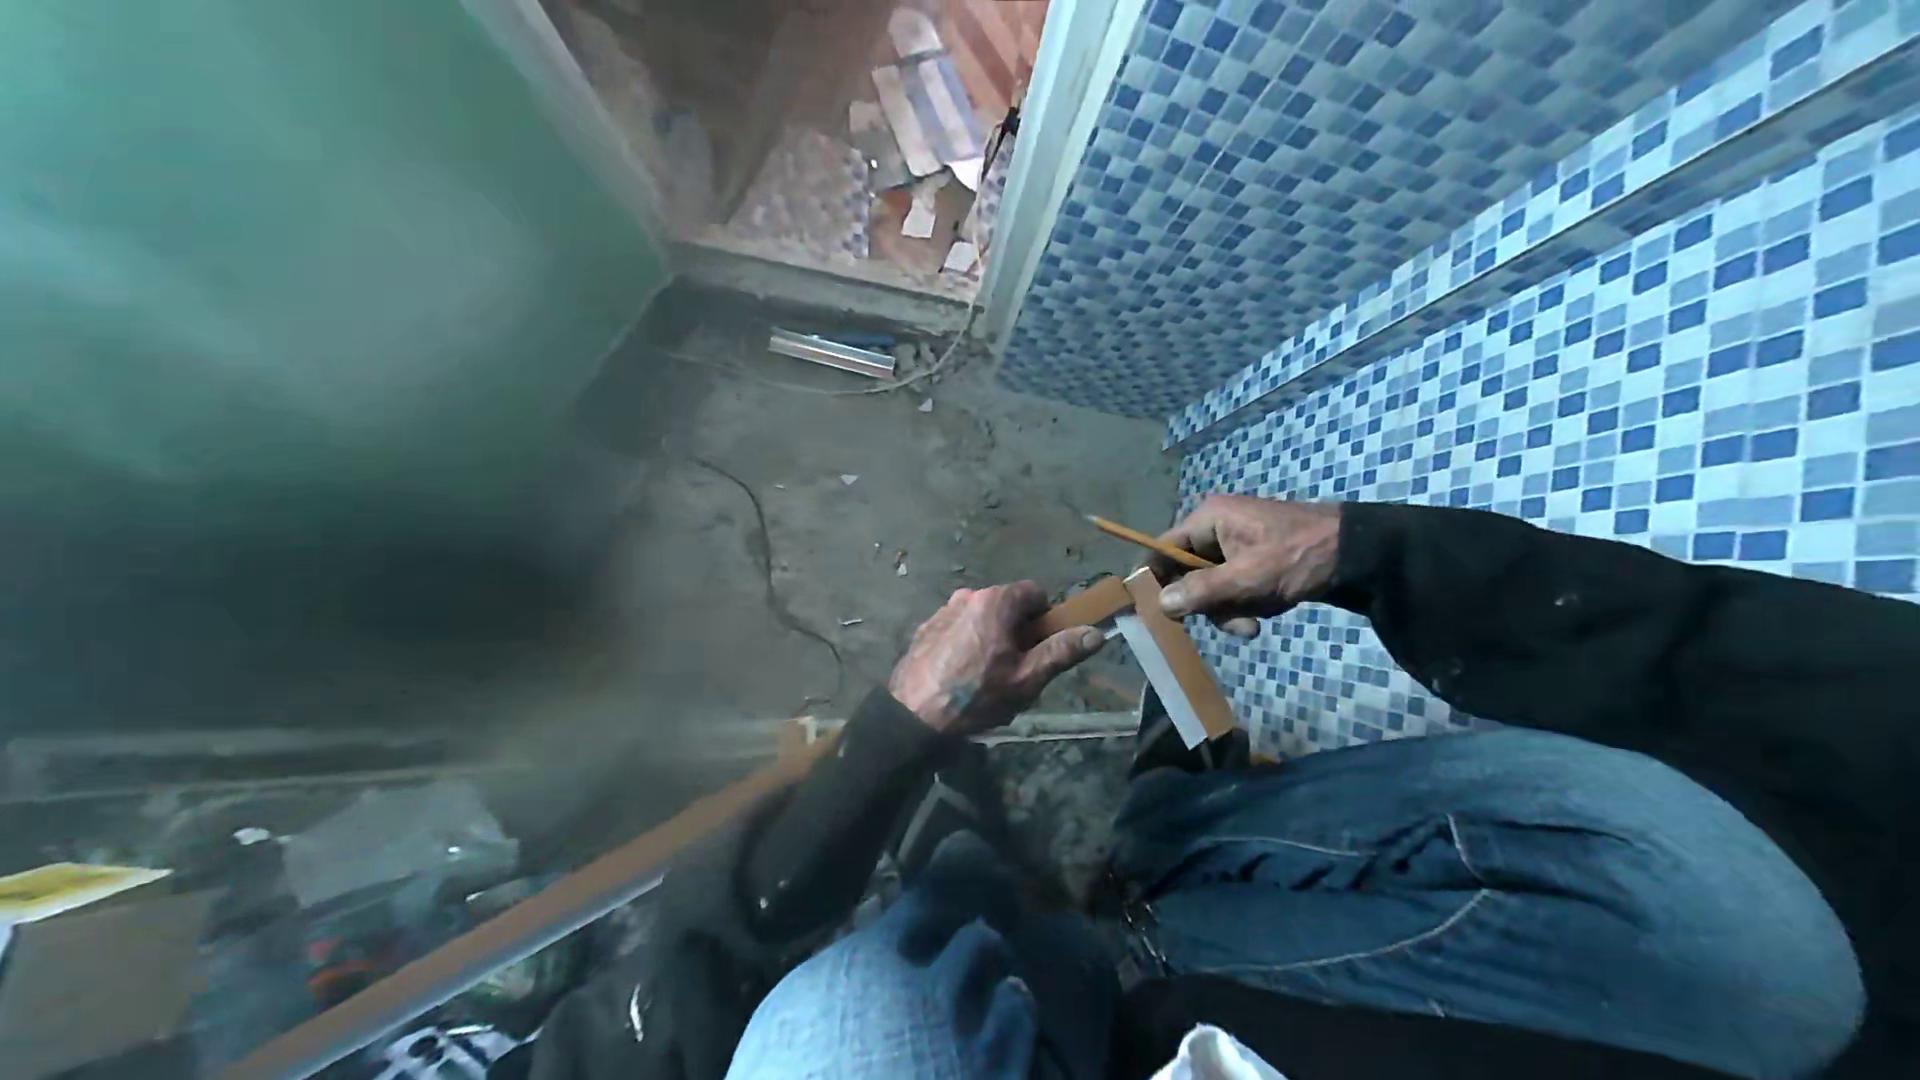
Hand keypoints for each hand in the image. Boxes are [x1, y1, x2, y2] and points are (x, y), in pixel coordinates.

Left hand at [888, 582, 1106, 734]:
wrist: (913, 716)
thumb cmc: (976, 695)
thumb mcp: (1027, 679)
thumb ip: (1061, 651)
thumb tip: (1096, 633)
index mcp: (994, 601)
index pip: (1035, 593)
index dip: (1045, 618)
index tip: (1041, 647)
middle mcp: (967, 596)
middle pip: (1007, 604)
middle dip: (1018, 629)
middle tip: (1016, 667)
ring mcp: (942, 610)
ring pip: (981, 616)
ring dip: (991, 635)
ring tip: (987, 675)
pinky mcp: (925, 628)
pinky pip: (958, 627)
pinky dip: (966, 642)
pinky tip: (961, 673)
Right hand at [1150, 495, 1341, 637]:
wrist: (1361, 554)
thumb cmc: (1298, 558)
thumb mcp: (1246, 578)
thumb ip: (1200, 591)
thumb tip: (1160, 603)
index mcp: (1209, 518)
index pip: (1163, 548)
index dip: (1154, 577)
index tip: (1150, 608)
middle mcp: (1216, 527)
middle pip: (1187, 572)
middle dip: (1207, 603)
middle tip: (1231, 623)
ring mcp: (1236, 544)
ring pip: (1211, 585)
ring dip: (1228, 609)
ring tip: (1253, 624)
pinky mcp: (1253, 559)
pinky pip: (1232, 586)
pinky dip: (1244, 603)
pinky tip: (1266, 611)